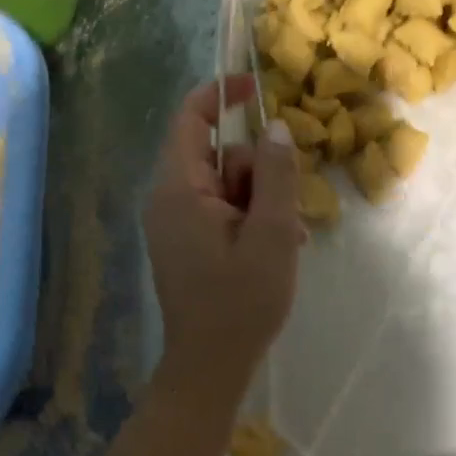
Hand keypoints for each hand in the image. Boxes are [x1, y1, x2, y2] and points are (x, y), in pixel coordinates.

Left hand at [143, 75, 304, 395]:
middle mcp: (168, 200)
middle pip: (217, 156)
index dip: (220, 95)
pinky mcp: (185, 244)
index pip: (189, 120)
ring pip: (225, 186)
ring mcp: (175, 224)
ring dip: (262, 201)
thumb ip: (275, 175)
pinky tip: (276, 249)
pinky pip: (221, 211)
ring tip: (288, 240)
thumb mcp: (271, 234)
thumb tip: (275, 127)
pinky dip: (250, 220)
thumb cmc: (241, 301)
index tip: (255, 87)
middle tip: (286, 211)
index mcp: (178, 191)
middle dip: (258, 172)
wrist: (210, 368)